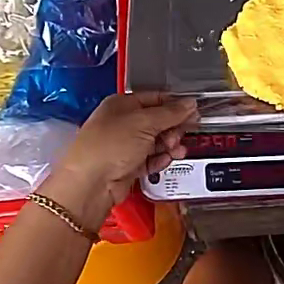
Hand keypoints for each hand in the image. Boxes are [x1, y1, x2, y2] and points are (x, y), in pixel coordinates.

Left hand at [38, 93, 196, 230]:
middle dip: (173, 128)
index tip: (192, 111)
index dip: (175, 104)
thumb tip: (188, 104)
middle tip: (183, 132)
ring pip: (156, 142)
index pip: (155, 98)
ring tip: (175, 150)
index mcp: (121, 105)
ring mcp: (124, 146)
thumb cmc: (106, 148)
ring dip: (169, 146)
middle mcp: (122, 123)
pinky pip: (151, 160)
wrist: (91, 184)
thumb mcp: (144, 123)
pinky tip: (165, 160)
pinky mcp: (128, 166)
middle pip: (158, 121)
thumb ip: (170, 113)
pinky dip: (160, 160)